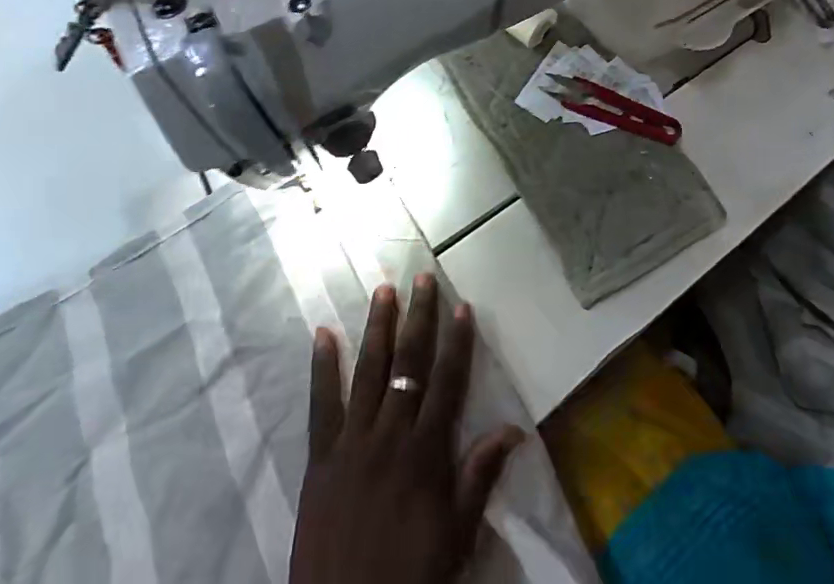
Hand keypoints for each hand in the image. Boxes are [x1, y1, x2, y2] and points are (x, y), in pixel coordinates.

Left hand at [291, 275, 525, 583]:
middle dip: (417, 319)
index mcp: (426, 453)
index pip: (447, 384)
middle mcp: (390, 435)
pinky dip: (322, 366)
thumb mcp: (457, 535)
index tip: (462, 306)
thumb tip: (513, 430)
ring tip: (382, 291)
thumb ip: (479, 477)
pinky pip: (322, 402)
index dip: (457, 343)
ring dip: (376, 329)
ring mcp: (352, 440)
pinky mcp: (320, 454)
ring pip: (367, 371)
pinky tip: (322, 334)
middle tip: (421, 278)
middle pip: (407, 365)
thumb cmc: (412, 575)